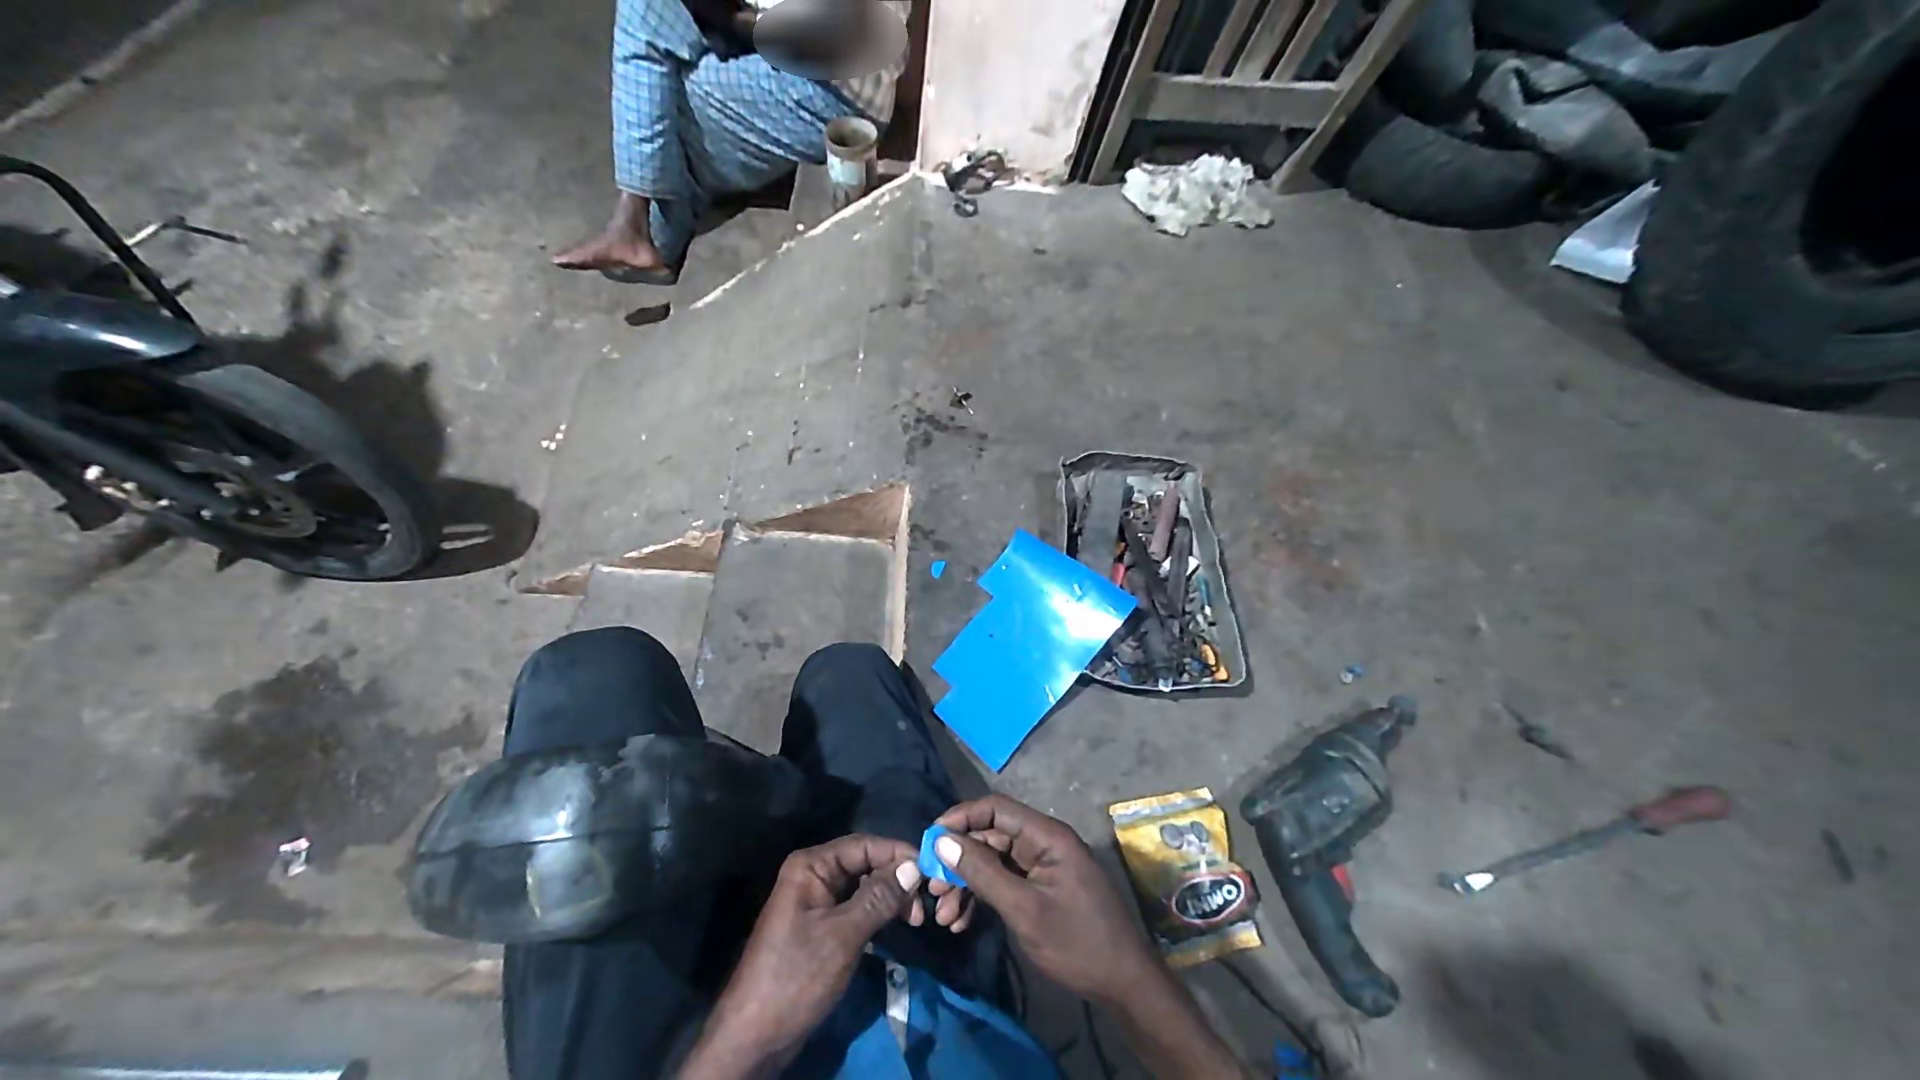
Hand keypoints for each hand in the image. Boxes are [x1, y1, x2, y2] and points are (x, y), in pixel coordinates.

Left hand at [679, 835, 920, 1078]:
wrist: (754, 1037)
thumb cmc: (796, 977)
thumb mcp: (843, 936)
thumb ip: (879, 898)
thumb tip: (914, 867)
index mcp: (811, 866)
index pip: (864, 845)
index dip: (898, 854)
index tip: (931, 872)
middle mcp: (814, 875)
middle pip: (866, 863)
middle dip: (897, 879)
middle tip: (923, 907)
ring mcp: (816, 901)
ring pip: (864, 886)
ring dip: (891, 898)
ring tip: (914, 921)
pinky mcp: (821, 926)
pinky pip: (857, 907)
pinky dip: (879, 913)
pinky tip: (896, 926)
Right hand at [937, 796, 1258, 1078]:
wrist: (1123, 984)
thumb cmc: (1077, 942)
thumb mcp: (1024, 909)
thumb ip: (982, 872)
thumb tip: (943, 841)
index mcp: (1047, 835)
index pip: (995, 807)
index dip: (960, 818)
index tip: (930, 839)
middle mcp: (1043, 842)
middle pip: (990, 835)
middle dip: (958, 860)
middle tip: (931, 887)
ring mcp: (1042, 865)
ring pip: (992, 861)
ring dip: (966, 883)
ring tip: (943, 914)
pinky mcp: (1040, 887)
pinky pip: (1003, 880)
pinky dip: (981, 897)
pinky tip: (961, 922)